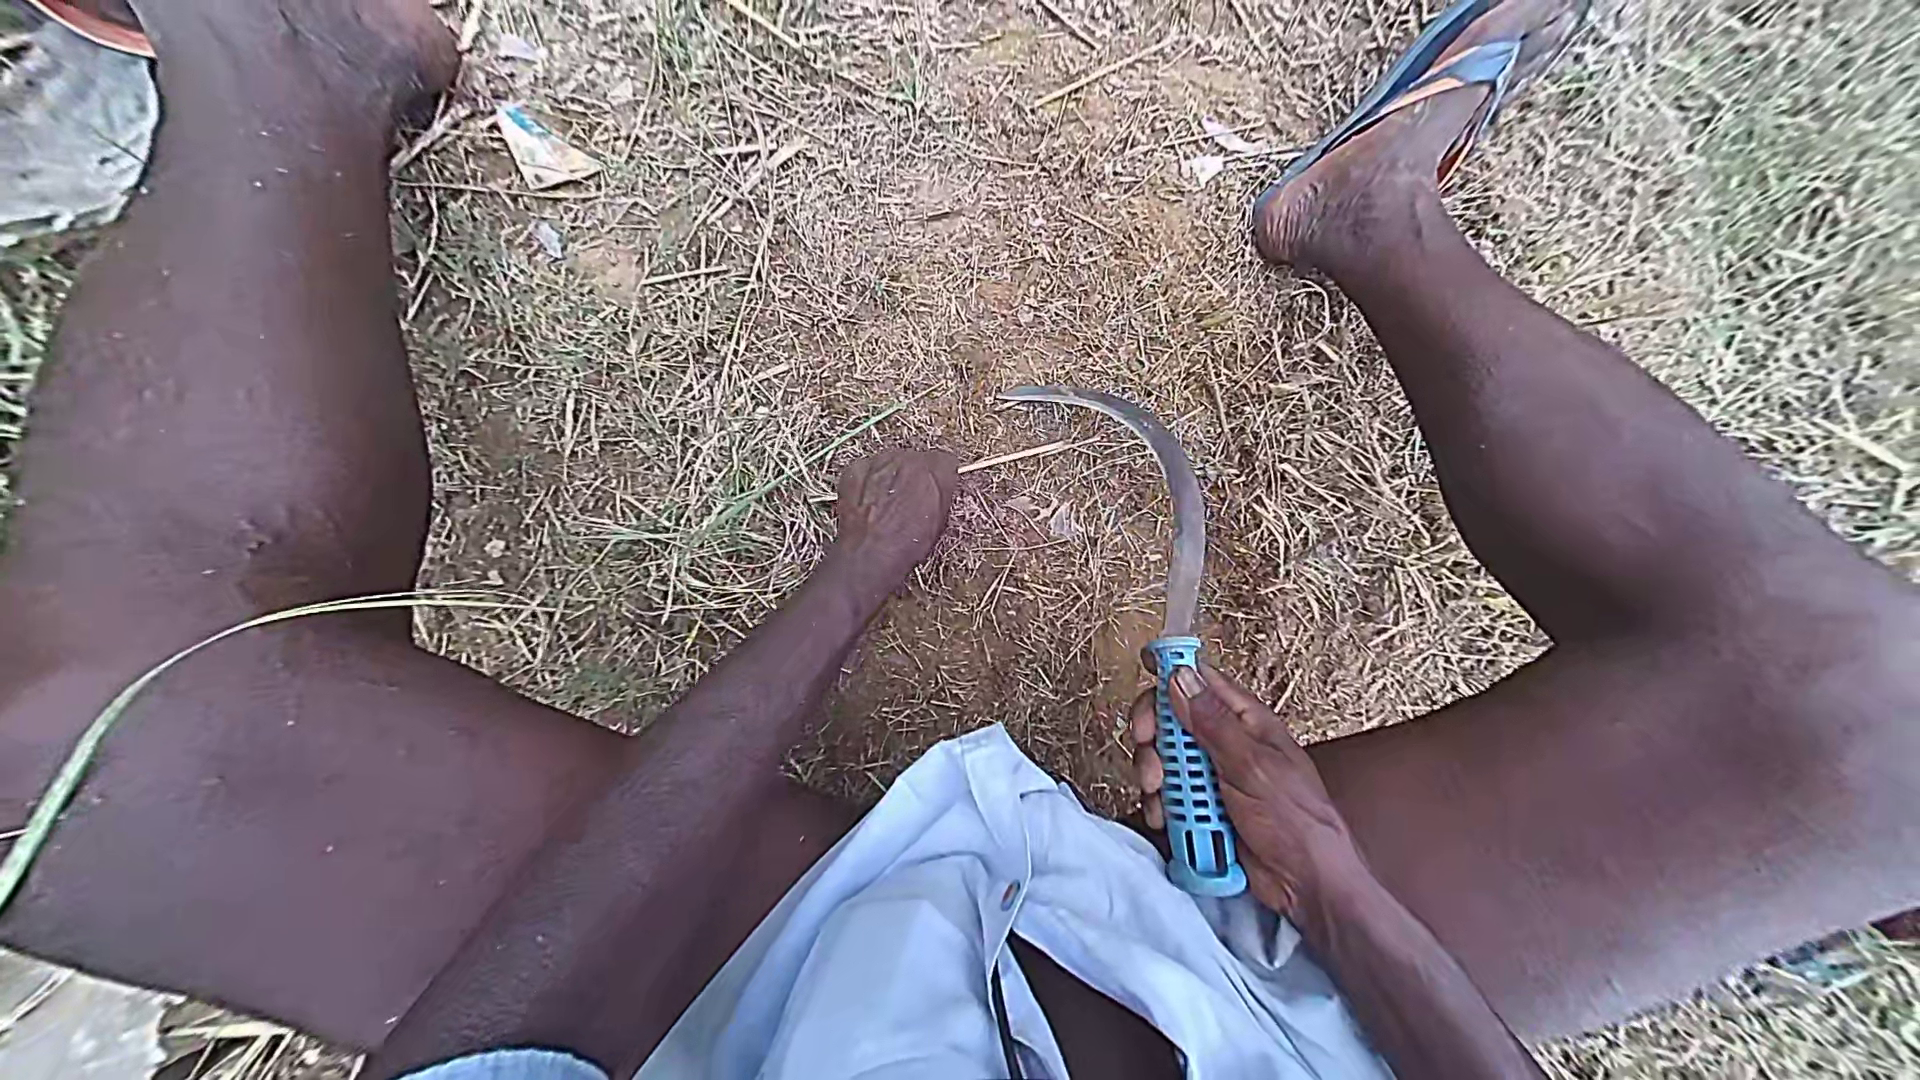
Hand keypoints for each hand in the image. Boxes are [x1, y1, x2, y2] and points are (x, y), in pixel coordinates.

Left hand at [832, 450, 959, 574]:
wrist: (871, 551)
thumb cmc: (908, 543)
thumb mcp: (940, 522)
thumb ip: (942, 495)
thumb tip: (940, 489)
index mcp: (935, 469)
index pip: (944, 461)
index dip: (939, 479)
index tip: (934, 491)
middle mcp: (909, 457)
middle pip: (915, 460)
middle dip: (912, 476)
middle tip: (907, 501)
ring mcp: (880, 461)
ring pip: (889, 462)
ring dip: (889, 478)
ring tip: (884, 504)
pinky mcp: (856, 468)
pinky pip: (865, 470)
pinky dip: (866, 483)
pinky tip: (866, 503)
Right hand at [1129, 662, 1369, 915]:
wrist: (1308, 889)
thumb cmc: (1297, 823)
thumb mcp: (1254, 767)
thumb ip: (1213, 722)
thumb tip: (1181, 676)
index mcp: (1244, 720)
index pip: (1200, 679)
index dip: (1171, 671)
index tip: (1145, 668)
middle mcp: (1223, 740)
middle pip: (1170, 718)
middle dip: (1154, 737)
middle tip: (1154, 761)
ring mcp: (1210, 773)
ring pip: (1162, 757)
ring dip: (1155, 777)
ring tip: (1163, 799)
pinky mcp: (1200, 802)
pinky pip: (1165, 792)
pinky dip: (1160, 804)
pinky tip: (1168, 819)